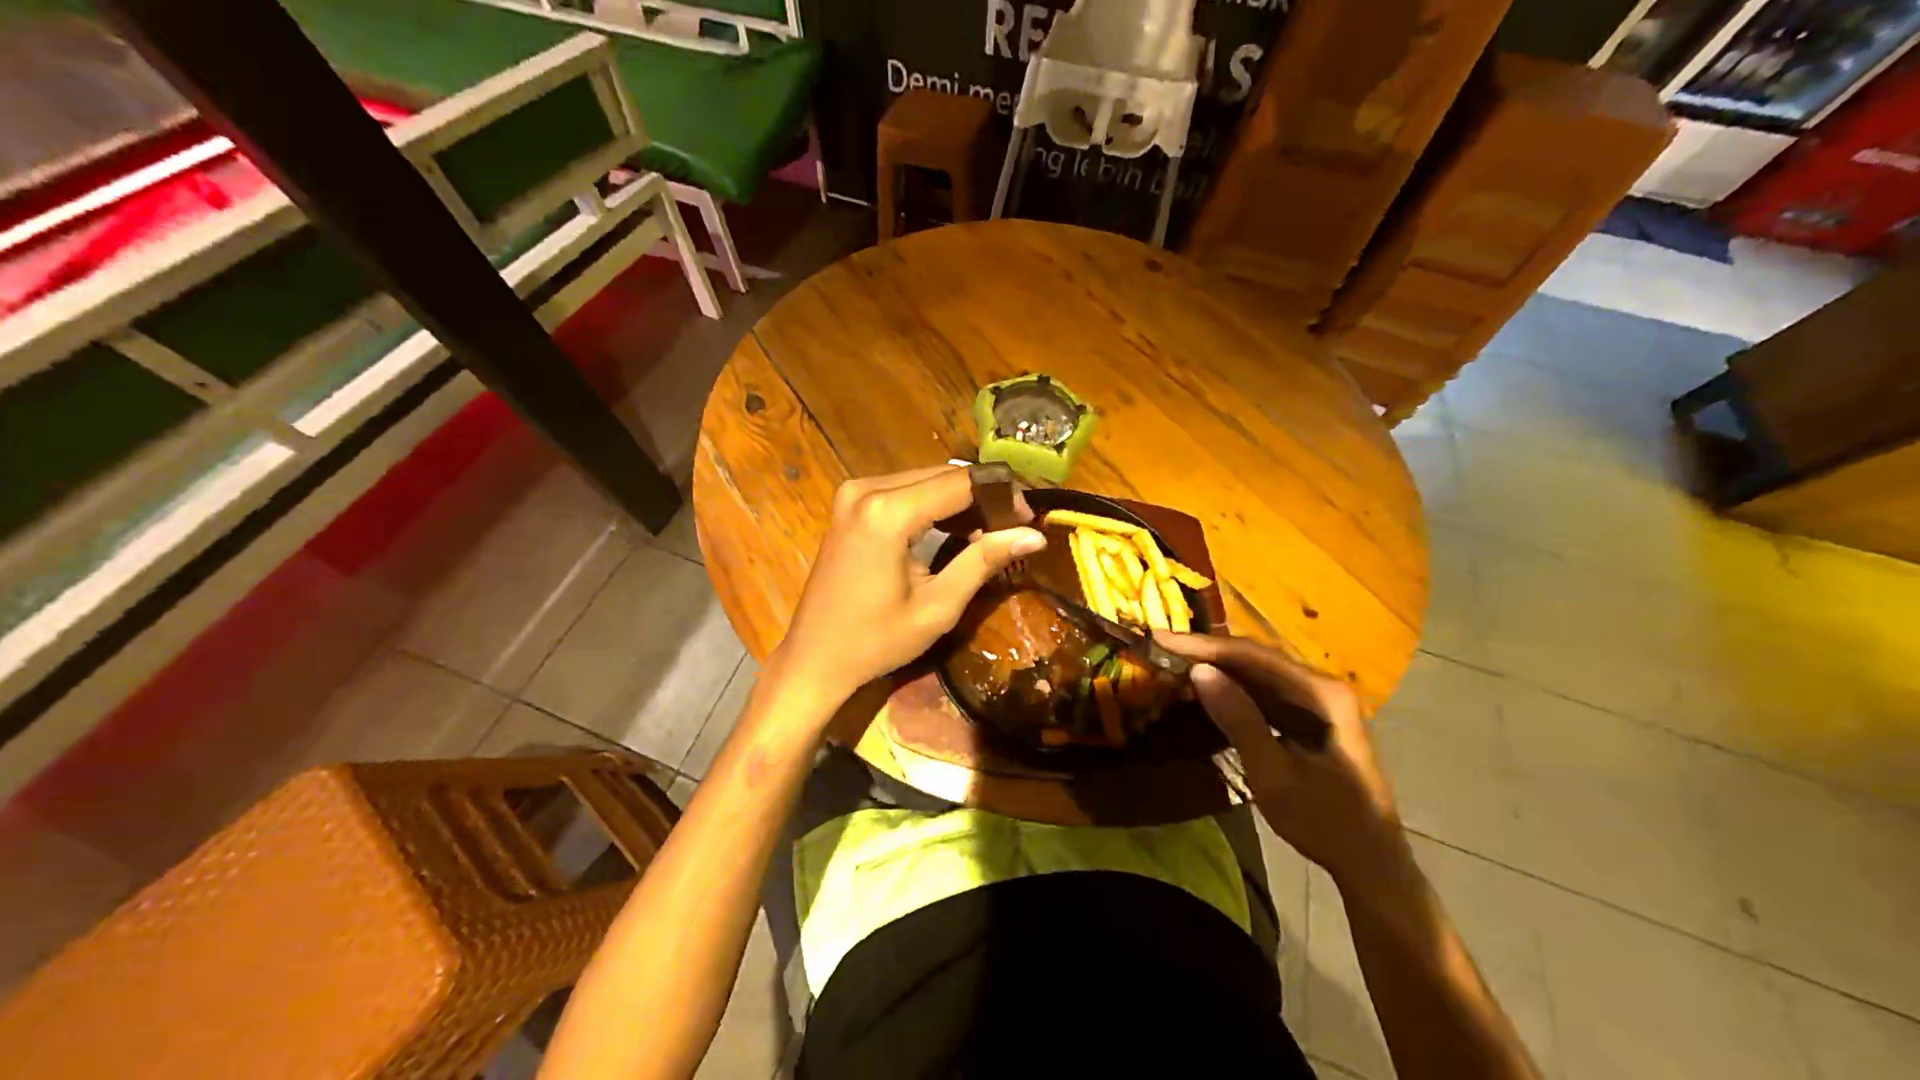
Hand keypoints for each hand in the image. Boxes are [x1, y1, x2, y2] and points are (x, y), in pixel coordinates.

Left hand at [772, 465, 1046, 704]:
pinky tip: (952, 530)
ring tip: (989, 531)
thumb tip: (1035, 535)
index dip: (999, 494)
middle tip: (1014, 525)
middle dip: (981, 495)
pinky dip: (931, 503)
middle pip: (941, 475)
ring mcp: (852, 493)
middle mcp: (866, 489)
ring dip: (958, 499)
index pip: (959, 482)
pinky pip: (902, 490)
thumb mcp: (938, 606)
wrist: (814, 657)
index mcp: (887, 512)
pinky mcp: (848, 503)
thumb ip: (983, 561)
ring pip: (923, 479)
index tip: (1029, 516)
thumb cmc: (875, 641)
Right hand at [1158, 632, 1408, 887]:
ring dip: (1220, 667)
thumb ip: (1239, 719)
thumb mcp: (1274, 774)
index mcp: (1321, 694)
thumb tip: (1199, 671)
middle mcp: (1324, 687)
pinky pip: (1268, 691)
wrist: (1372, 862)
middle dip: (1208, 651)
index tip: (1161, 638)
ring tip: (1177, 663)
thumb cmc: (1325, 820)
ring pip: (1261, 672)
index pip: (1253, 656)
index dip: (1203, 645)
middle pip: (1257, 657)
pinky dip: (1236, 687)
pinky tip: (1211, 690)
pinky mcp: (1314, 718)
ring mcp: (1322, 702)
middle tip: (1162, 648)